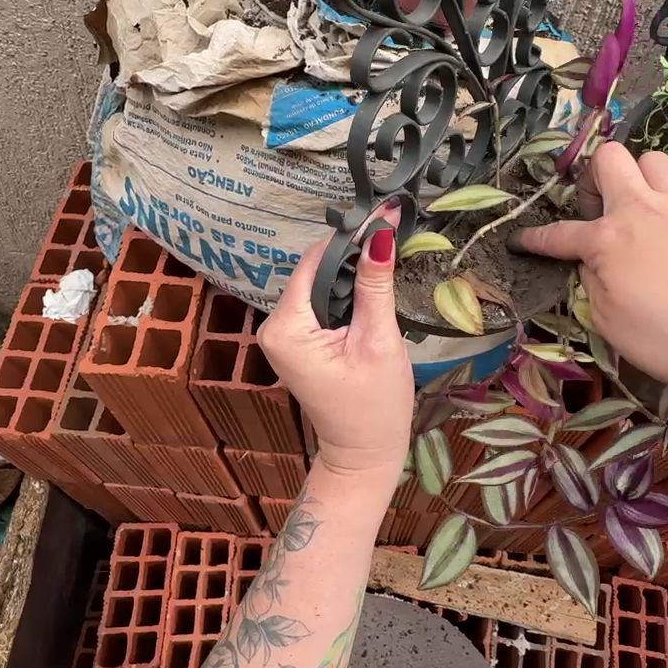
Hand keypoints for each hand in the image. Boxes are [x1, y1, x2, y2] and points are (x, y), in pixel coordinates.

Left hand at [260, 223, 414, 478]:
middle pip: (315, 270)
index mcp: (287, 327)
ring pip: (319, 284)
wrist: (366, 453)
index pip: (314, 262)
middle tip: (392, 231)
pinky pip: (320, 302)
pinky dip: (345, 292)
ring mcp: (283, 334)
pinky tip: (372, 285)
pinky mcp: (297, 341)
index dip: (350, 237)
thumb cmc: (375, 404)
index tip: (384, 214)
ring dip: (351, 272)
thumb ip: (375, 285)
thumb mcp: (378, 340)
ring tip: (387, 254)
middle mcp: (274, 326)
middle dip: (352, 254)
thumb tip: (380, 233)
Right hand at [513, 144, 667, 418]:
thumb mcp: (611, 325)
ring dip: (645, 179)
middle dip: (596, 177)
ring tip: (645, 210)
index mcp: (608, 239)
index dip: (536, 239)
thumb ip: (594, 287)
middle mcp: (644, 209)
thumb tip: (592, 267)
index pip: (559, 235)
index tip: (521, 241)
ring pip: (658, 161)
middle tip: (599, 211)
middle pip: (612, 158)